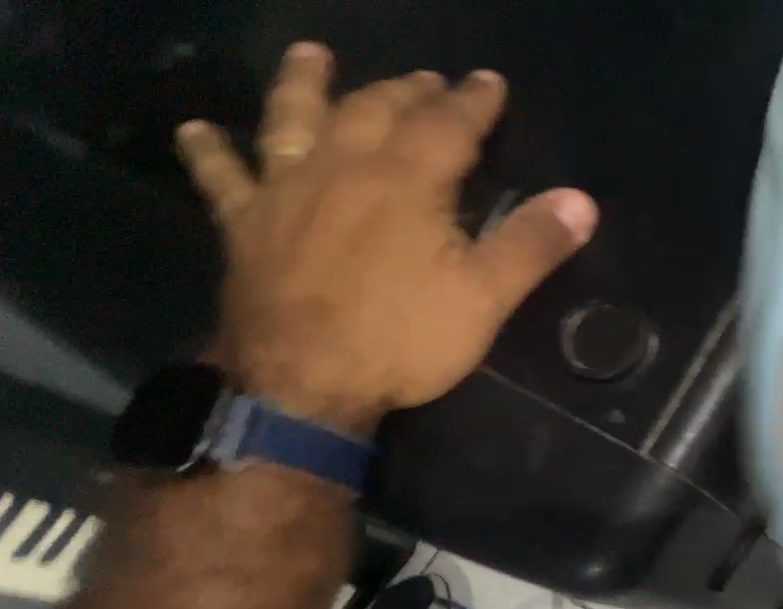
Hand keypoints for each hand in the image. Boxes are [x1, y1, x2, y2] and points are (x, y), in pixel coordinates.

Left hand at [176, 42, 598, 433]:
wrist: (307, 378)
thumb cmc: (406, 338)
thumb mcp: (487, 297)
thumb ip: (532, 244)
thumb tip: (582, 201)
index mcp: (406, 183)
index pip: (447, 126)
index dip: (472, 102)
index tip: (490, 82)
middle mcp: (342, 168)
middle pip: (374, 111)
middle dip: (406, 91)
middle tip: (426, 80)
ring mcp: (286, 191)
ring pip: (292, 120)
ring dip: (303, 83)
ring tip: (312, 57)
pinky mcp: (246, 224)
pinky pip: (223, 177)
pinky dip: (210, 150)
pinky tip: (200, 131)